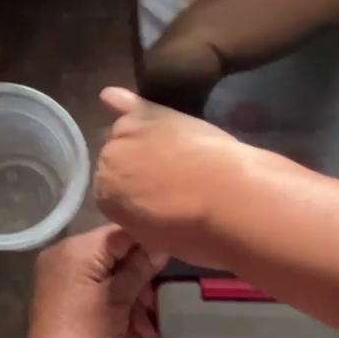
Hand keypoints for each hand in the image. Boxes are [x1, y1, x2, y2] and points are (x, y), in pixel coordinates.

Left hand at [22, 226, 163, 337]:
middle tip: (153, 309)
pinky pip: (91, 293)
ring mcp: (58, 276)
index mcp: (75, 248)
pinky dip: (113, 311)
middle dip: (138, 286)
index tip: (167, 265)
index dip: (146, 246)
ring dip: (129, 305)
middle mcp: (62, 255)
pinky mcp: (59, 297)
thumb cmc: (90, 330)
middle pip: (112, 258)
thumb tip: (160, 246)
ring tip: (145, 334)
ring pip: (105, 280)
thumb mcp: (120, 298)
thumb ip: (139, 268)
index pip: (118, 233)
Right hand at [94, 86, 267, 268]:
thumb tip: (145, 212)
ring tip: (173, 155)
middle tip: (168, 181)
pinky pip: (128, 105)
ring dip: (140, 142)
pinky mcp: (151, 115)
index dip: (134, 196)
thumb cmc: (200, 232)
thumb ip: (140, 220)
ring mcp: (126, 135)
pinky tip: (109, 96)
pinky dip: (122, 102)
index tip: (156, 202)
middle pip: (114, 160)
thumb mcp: (159, 241)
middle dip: (135, 169)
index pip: (111, 193)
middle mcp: (107, 163)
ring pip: (125, 134)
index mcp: (105, 199)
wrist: (232, 200)